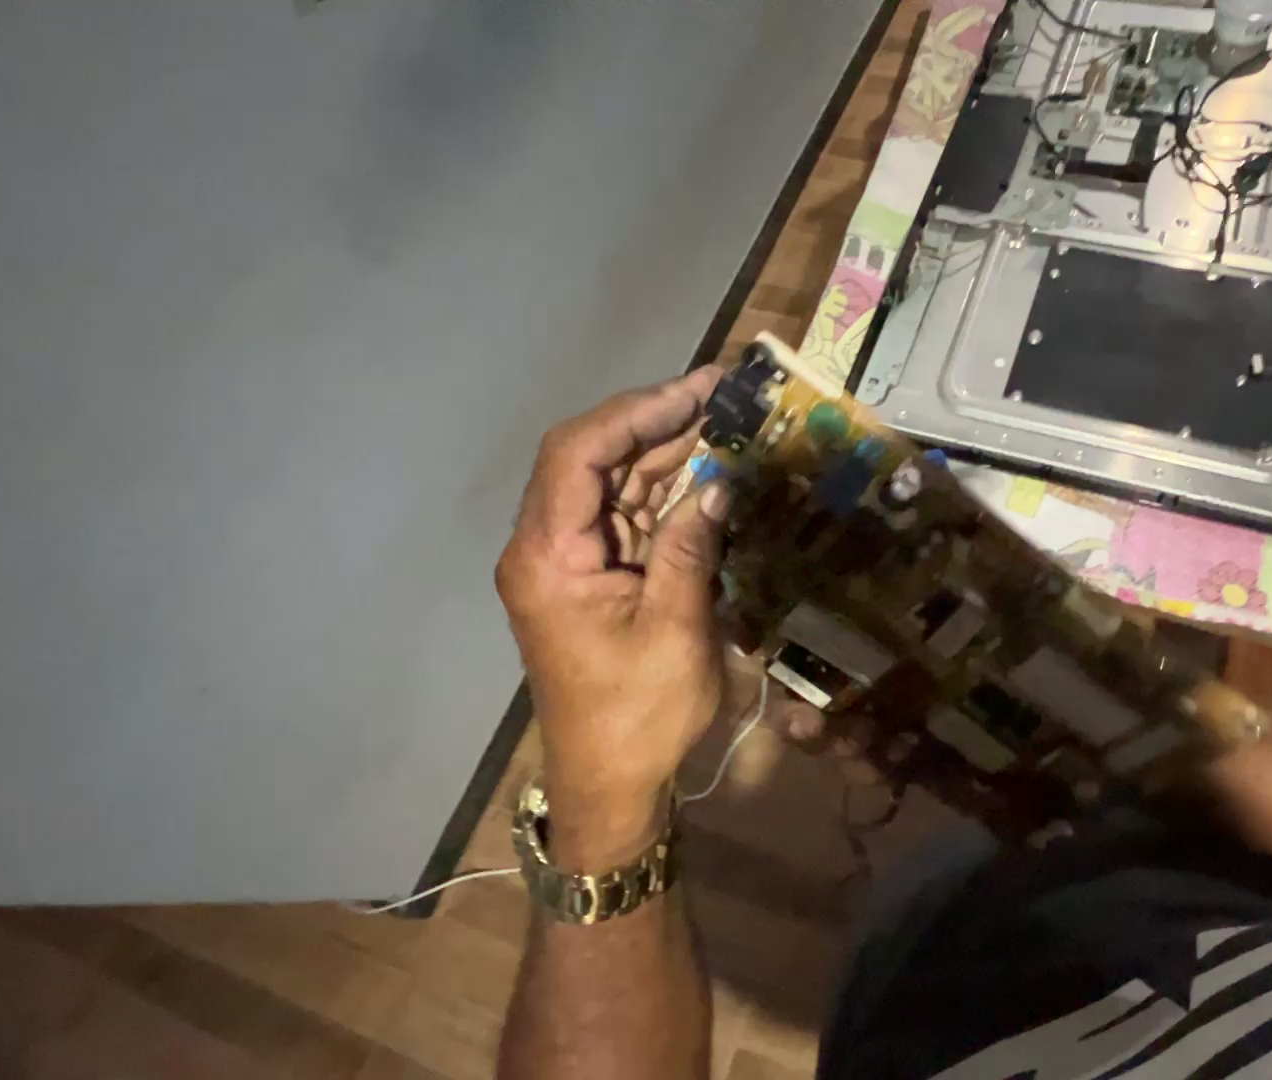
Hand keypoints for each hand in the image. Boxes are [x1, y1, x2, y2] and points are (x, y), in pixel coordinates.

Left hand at [496, 367, 729, 867]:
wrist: (610, 783)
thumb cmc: (638, 716)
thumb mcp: (676, 630)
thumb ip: (692, 548)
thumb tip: (719, 481)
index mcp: (548, 557)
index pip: (577, 454)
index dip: (635, 413)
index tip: (696, 393)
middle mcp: (547, 547)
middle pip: (592, 459)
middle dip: (656, 423)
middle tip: (722, 395)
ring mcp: (569, 560)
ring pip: (612, 483)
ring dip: (664, 452)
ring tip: (724, 421)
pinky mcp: (594, 575)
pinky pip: (627, 517)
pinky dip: (666, 492)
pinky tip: (707, 470)